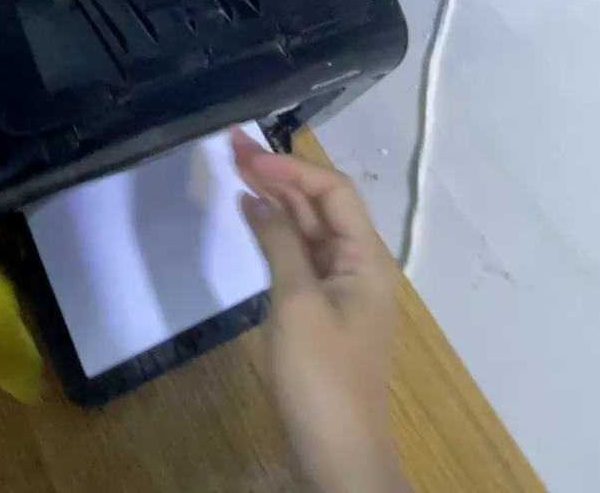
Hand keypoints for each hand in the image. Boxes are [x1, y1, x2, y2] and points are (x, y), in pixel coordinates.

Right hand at [235, 131, 403, 492]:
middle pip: (320, 203)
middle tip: (233, 145)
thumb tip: (257, 199)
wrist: (338, 453)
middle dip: (279, 172)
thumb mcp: (297, 302)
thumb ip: (280, 242)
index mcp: (365, 258)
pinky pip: (299, 251)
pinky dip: (275, 228)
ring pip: (308, 225)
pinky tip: (250, 212)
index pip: (332, 191)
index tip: (248, 155)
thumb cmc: (321, 375)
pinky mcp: (322, 304)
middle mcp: (357, 263)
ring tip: (236, 166)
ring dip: (275, 196)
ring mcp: (340, 285)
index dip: (291, 167)